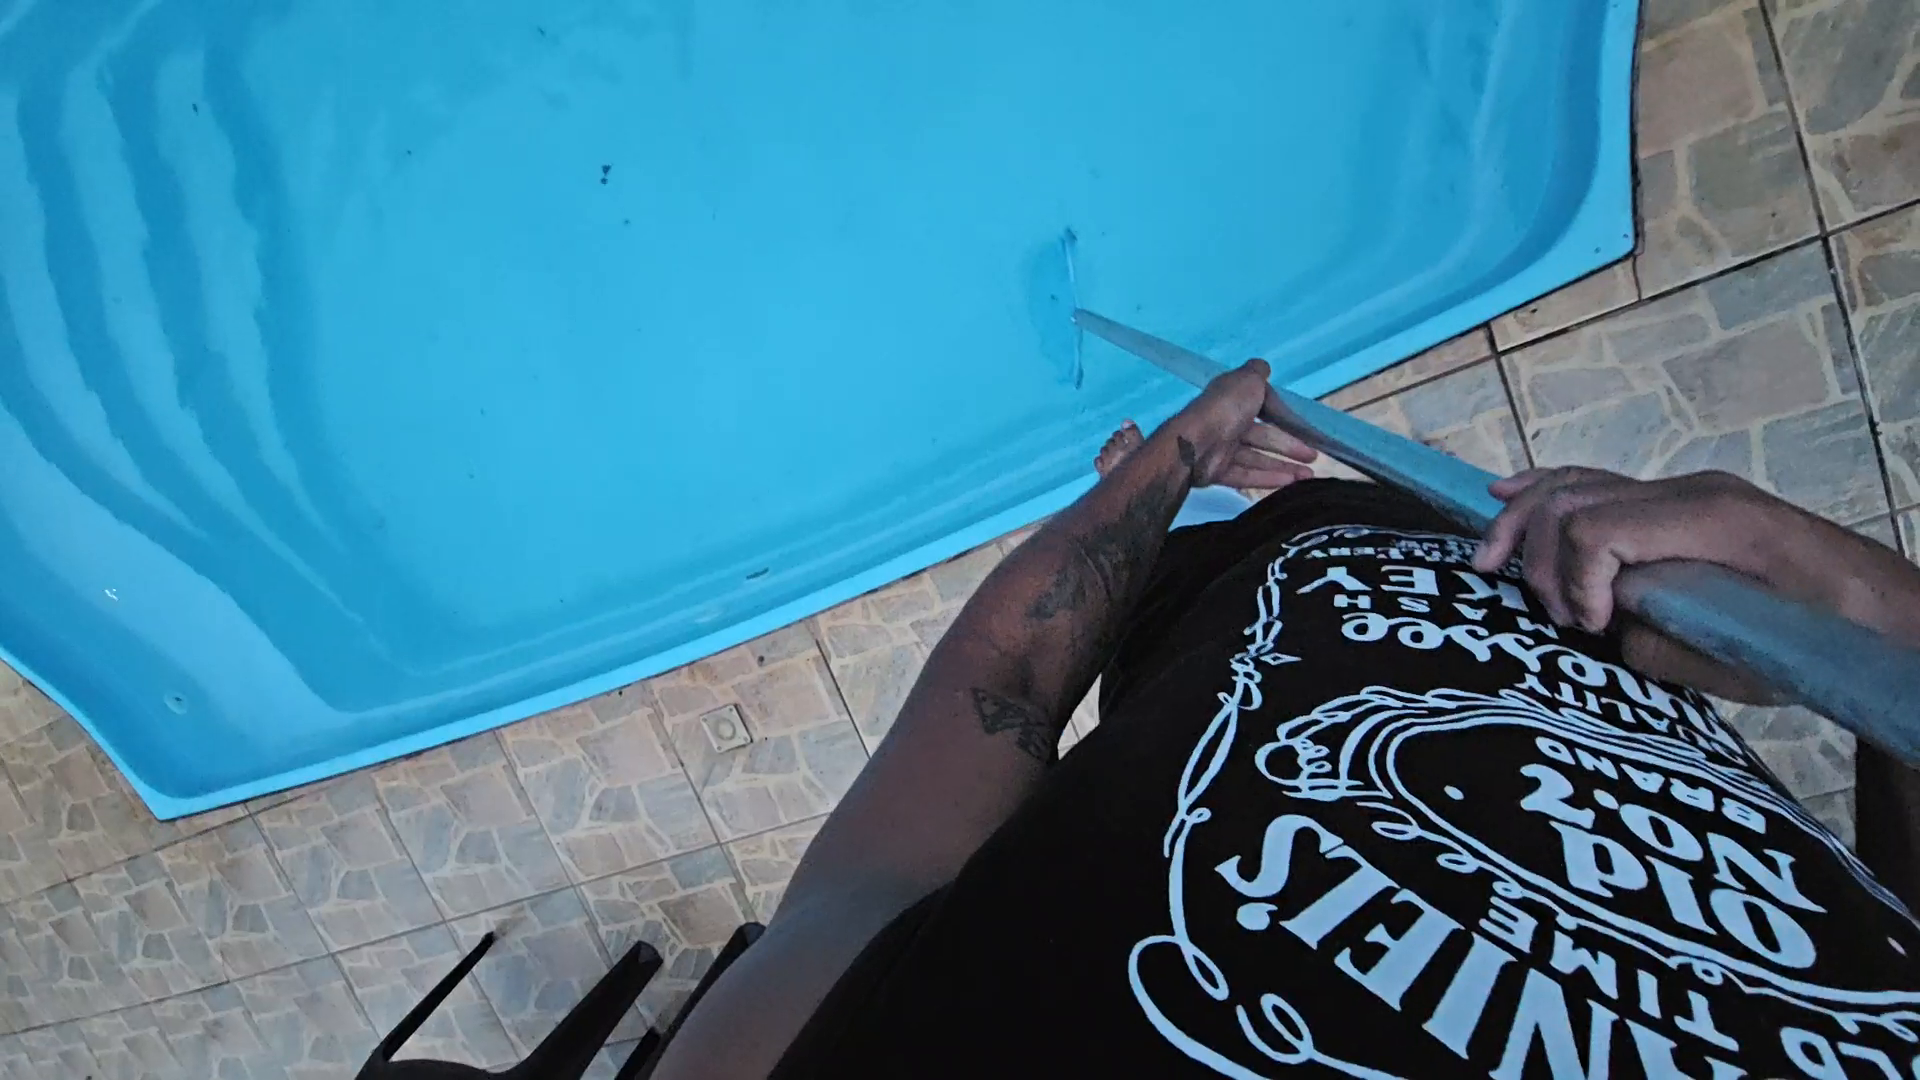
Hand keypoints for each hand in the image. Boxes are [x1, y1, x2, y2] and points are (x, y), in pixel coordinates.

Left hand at [1164, 359, 1318, 488]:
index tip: (1303, 427)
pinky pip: (1246, 476)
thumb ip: (1257, 373)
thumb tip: (1262, 367)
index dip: (1283, 417)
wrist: (1195, 444)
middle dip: (1289, 446)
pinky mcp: (1217, 472)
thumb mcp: (1246, 380)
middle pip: (1263, 437)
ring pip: (1257, 458)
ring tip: (1309, 475)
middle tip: (1314, 456)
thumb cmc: (1226, 408)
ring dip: (1284, 466)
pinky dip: (1268, 479)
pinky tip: (1290, 482)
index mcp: (1232, 401)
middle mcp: (1226, 424)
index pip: (1262, 408)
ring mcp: (1220, 450)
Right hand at [1471, 466, 1919, 701]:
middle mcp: (1689, 491)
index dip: (1570, 580)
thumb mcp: (1744, 663)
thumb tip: (1599, 626)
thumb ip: (1656, 646)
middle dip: (1542, 564)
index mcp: (1715, 522)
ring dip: (1519, 524)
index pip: (1596, 529)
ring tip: (1487, 561)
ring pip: (1569, 485)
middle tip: (1556, 615)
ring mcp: (1679, 488)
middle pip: (1569, 504)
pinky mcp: (1671, 498)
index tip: (1586, 627)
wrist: (1895, 616)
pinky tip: (1503, 494)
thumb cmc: (1827, 642)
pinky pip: (1591, 480)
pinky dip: (1540, 487)